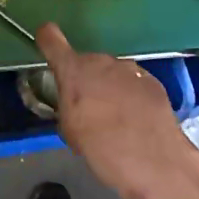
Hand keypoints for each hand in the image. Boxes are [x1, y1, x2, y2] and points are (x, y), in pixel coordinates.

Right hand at [37, 23, 198, 198]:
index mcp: (73, 70)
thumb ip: (66, 104)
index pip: (51, 39)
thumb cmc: (99, 146)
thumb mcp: (68, 129)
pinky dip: (132, 95)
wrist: (151, 159)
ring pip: (112, 73)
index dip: (47, 39)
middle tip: (89, 108)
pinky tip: (137, 120)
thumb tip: (73, 101)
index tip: (46, 41)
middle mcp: (101, 61)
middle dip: (86, 79)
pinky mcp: (152, 81)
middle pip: (87, 63)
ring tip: (116, 118)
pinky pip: (134, 83)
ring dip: (110, 87)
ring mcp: (129, 69)